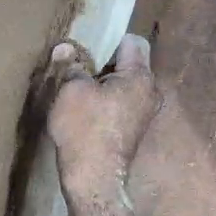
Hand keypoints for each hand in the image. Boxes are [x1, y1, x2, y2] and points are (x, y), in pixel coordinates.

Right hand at [47, 33, 162, 193]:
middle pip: (130, 64)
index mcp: (140, 77)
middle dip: (105, 63)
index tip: (87, 48)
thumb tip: (64, 48)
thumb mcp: (71, 90)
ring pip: (125, 85)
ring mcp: (146, 112)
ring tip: (79, 90)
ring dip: (104, 83)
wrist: (94, 176)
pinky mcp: (135, 128)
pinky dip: (107, 101)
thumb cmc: (84, 128)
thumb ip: (72, 66)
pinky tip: (87, 111)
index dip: (109, 39)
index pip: (132, 41)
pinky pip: (123, 103)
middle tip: (78, 69)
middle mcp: (151, 91)